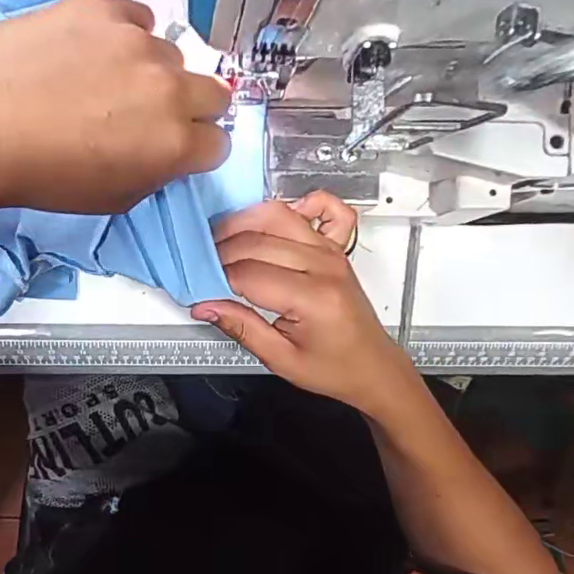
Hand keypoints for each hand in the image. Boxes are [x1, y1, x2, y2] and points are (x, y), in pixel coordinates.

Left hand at [0, 0, 231, 238]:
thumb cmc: (45, 176)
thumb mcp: (117, 197)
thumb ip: (158, 172)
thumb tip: (165, 152)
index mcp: (177, 143)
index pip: (218, 143)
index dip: (196, 149)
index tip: (175, 149)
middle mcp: (171, 89)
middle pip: (214, 94)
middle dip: (192, 109)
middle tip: (151, 116)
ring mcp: (138, 42)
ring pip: (171, 55)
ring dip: (153, 71)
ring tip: (105, 81)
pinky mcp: (103, 7)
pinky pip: (137, 16)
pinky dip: (125, 34)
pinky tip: (92, 51)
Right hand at [193, 193, 427, 420]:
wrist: (373, 368)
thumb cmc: (335, 368)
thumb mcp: (281, 359)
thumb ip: (241, 327)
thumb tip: (205, 305)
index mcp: (313, 297)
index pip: (247, 273)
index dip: (216, 280)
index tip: (200, 290)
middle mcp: (324, 266)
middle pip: (257, 241)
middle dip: (221, 252)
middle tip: (202, 268)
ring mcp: (332, 251)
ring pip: (278, 216)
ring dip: (243, 223)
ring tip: (221, 242)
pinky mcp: (336, 247)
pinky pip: (322, 207)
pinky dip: (298, 205)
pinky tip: (275, 221)